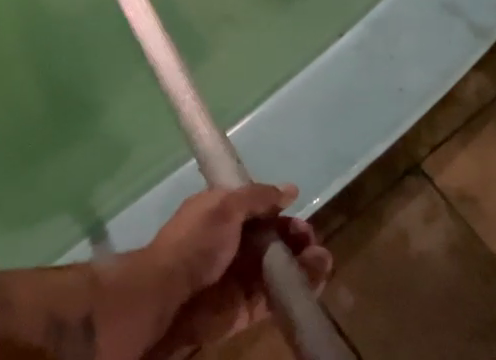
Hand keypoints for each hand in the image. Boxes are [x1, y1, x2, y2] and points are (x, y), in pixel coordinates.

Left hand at [133, 184, 333, 358]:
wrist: (173, 290)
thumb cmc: (196, 240)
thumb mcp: (223, 207)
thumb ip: (256, 198)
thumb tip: (289, 189)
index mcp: (222, 216)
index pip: (256, 209)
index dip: (277, 209)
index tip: (296, 207)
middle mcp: (234, 244)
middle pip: (273, 239)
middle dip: (295, 236)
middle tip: (309, 238)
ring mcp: (243, 276)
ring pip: (281, 267)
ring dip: (304, 261)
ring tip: (322, 258)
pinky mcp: (251, 306)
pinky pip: (281, 296)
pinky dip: (301, 287)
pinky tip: (318, 278)